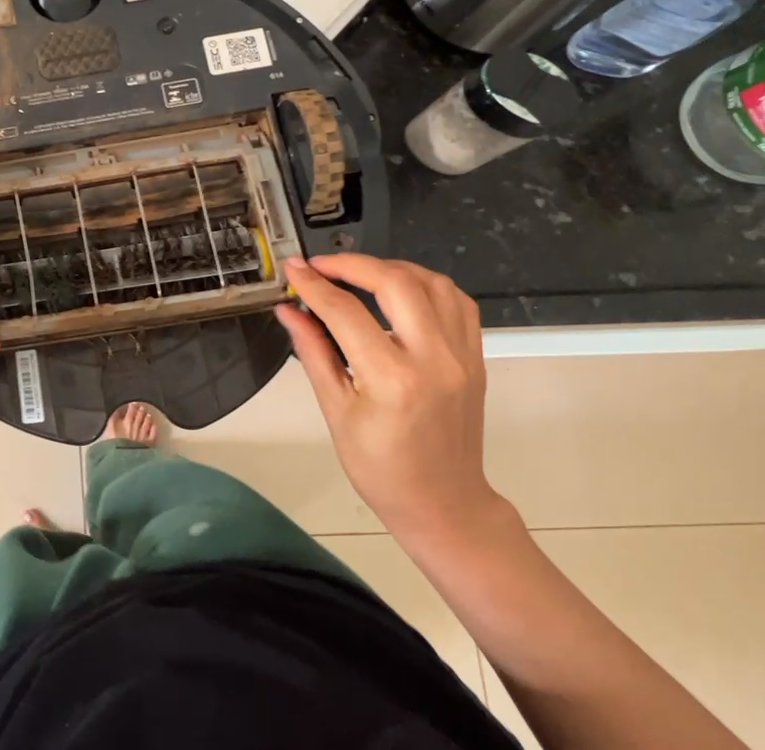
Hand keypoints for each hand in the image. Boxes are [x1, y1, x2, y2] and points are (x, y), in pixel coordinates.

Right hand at [274, 254, 508, 540]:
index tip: (293, 269)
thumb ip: (313, 352)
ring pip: (432, 283)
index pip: (346, 312)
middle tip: (321, 266)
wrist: (441, 501)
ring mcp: (462, 356)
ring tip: (358, 273)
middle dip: (352, 264)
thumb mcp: (335, 411)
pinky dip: (426, 284)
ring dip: (391, 268)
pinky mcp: (476, 357)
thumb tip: (289, 310)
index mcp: (392, 380)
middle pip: (396, 283)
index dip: (314, 285)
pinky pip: (457, 302)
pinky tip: (400, 289)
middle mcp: (434, 360)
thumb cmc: (379, 467)